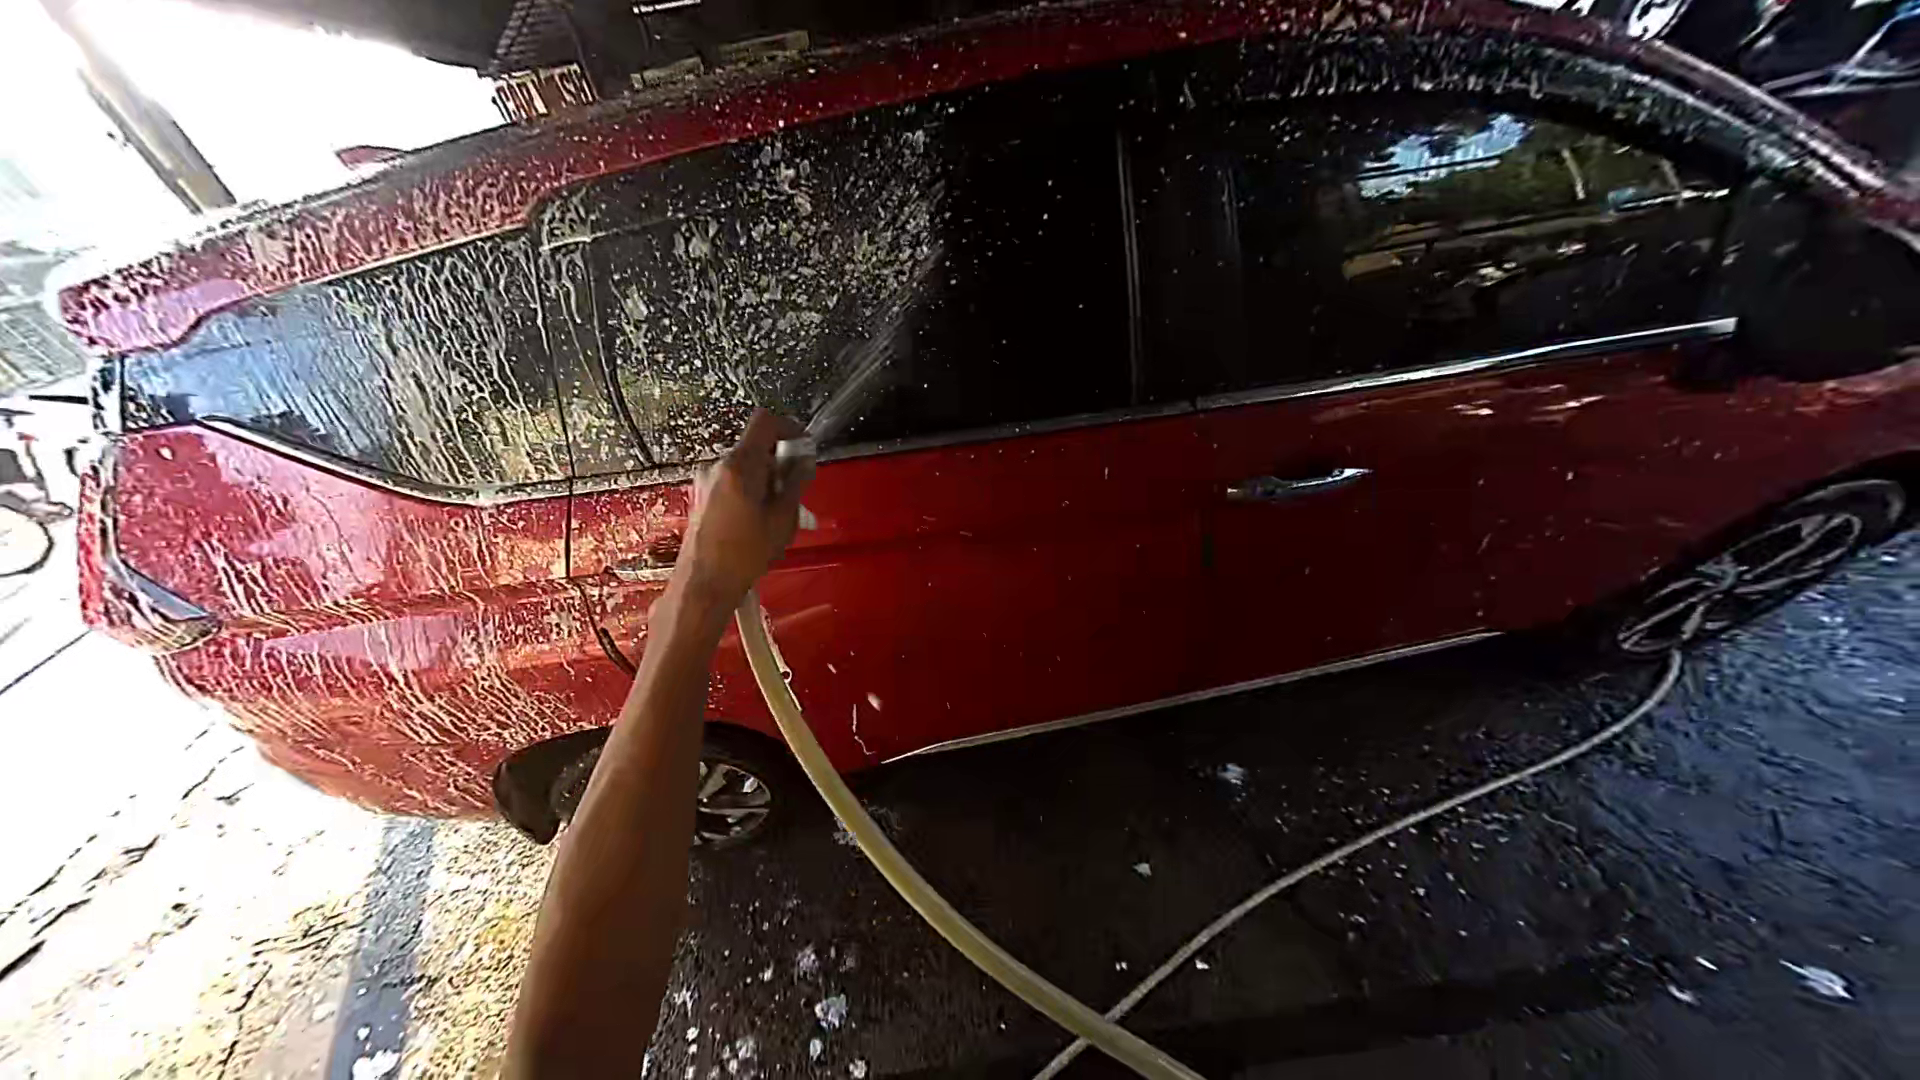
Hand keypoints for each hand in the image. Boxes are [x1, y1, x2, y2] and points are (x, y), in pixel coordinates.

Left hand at [673, 409, 815, 609]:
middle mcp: (718, 466)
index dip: (790, 428)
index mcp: (739, 465)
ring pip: (746, 466)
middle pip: (756, 446)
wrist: (704, 585)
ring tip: (779, 515)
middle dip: (781, 463)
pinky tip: (759, 523)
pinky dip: (752, 492)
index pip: (765, 421)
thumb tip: (804, 460)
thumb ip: (796, 482)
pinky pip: (733, 482)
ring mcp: (706, 481)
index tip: (804, 449)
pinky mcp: (702, 497)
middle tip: (796, 493)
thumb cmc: (744, 555)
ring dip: (767, 481)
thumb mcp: (782, 518)